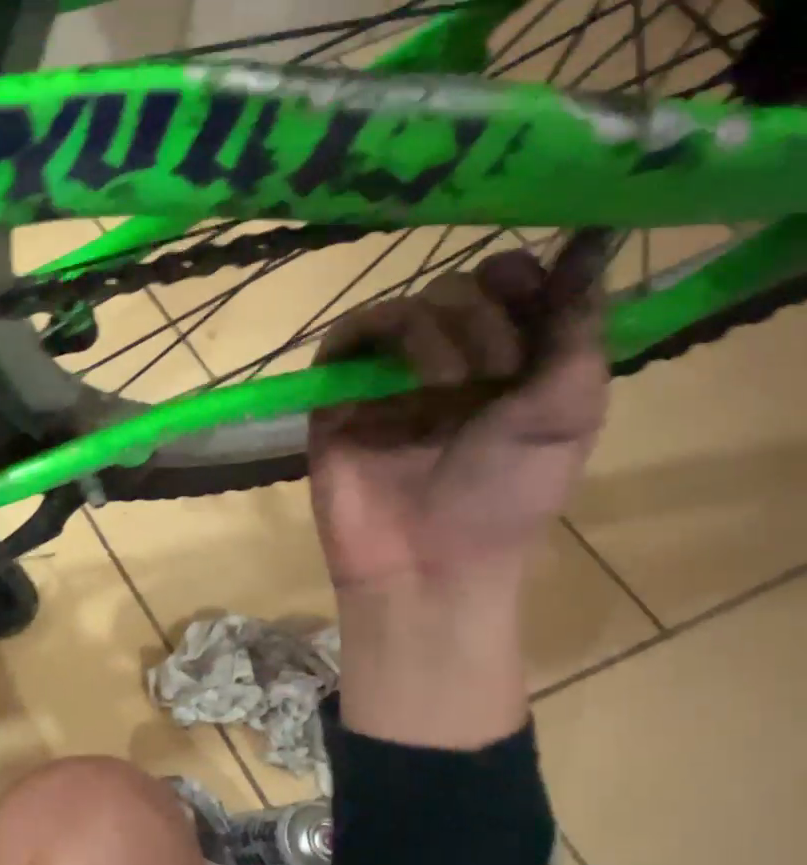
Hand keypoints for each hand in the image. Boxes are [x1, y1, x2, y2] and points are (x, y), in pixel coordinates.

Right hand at [309, 249, 607, 592]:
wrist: (426, 559)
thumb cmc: (506, 498)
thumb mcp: (568, 413)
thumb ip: (577, 332)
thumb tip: (586, 247)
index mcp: (511, 365)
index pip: (515, 286)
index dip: (524, 276)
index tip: (533, 289)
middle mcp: (449, 361)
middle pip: (460, 289)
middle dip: (484, 319)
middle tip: (492, 375)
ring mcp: (389, 377)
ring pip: (406, 306)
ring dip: (435, 333)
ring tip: (444, 388)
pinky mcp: (337, 393)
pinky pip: (346, 336)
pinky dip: (371, 335)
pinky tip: (397, 373)